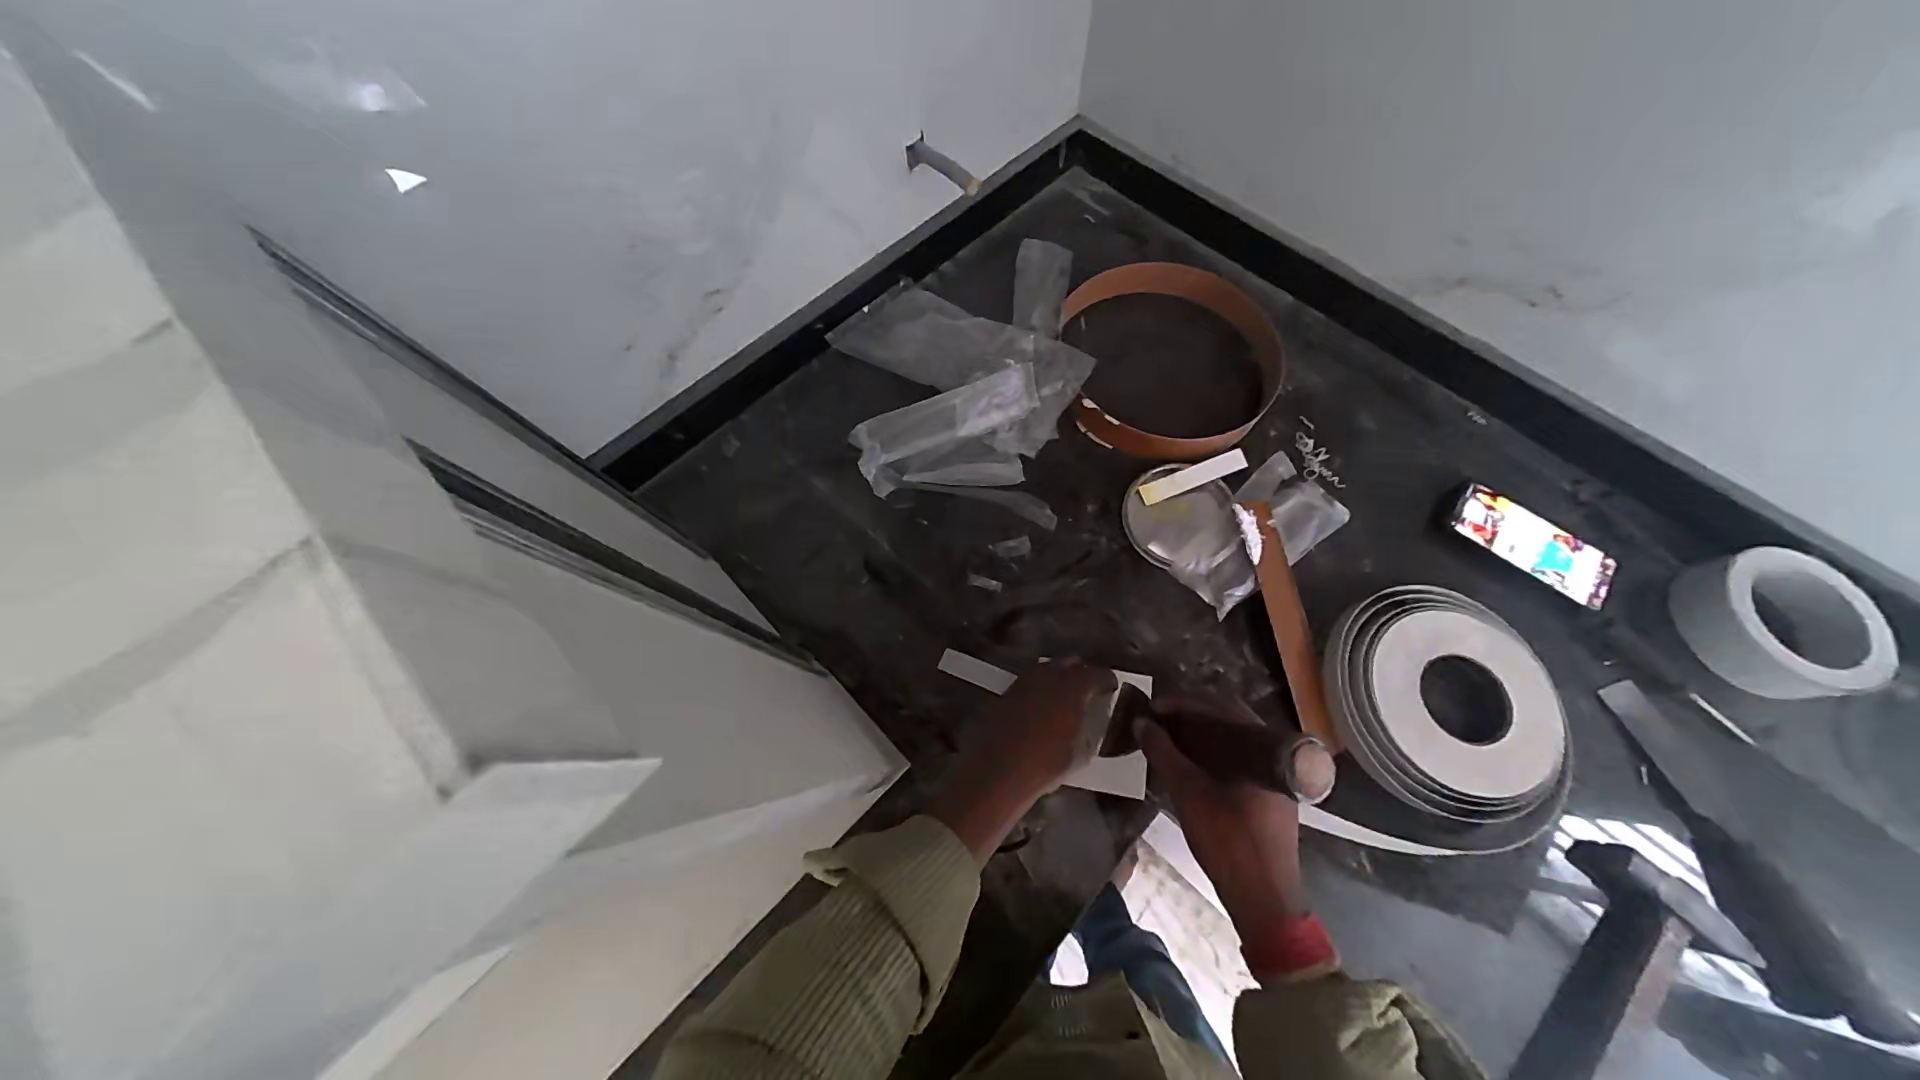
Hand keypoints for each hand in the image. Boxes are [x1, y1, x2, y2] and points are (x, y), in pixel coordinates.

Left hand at [929, 659, 1117, 863]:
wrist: (1000, 770)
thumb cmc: (1046, 764)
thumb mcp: (1080, 751)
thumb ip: (1088, 729)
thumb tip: (1089, 720)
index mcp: (1072, 688)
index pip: (1096, 674)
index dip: (1106, 680)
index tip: (1111, 687)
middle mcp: (1048, 677)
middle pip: (1070, 664)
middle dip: (1082, 672)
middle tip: (1089, 685)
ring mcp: (1024, 682)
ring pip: (1047, 668)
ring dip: (1059, 675)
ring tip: (1066, 691)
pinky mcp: (1007, 692)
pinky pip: (1030, 680)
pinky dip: (1040, 686)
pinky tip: (1043, 701)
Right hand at [1138, 694, 1309, 934]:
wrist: (1264, 899)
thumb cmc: (1228, 842)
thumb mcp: (1188, 794)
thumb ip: (1163, 754)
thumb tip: (1140, 723)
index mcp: (1261, 746)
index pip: (1218, 705)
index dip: (1180, 702)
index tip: (1151, 707)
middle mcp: (1272, 752)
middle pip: (1226, 717)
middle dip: (1187, 714)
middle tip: (1155, 719)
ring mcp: (1271, 773)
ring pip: (1230, 738)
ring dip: (1196, 733)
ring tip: (1162, 736)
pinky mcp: (1266, 791)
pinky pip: (1235, 757)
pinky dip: (1208, 752)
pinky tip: (1183, 760)